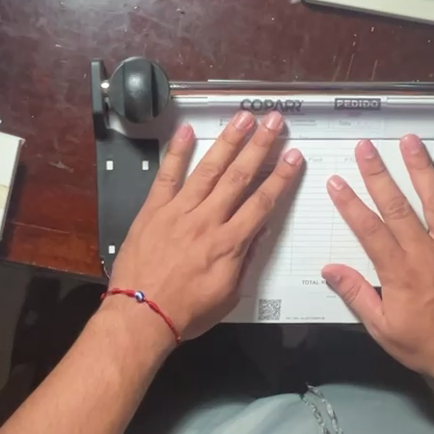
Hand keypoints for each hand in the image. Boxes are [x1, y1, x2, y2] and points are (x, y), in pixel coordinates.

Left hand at [109, 110, 303, 340]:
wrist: (140, 316)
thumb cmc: (186, 313)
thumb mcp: (228, 295)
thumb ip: (244, 261)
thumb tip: (258, 233)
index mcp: (229, 244)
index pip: (262, 203)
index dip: (281, 178)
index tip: (294, 156)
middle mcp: (207, 221)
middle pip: (239, 177)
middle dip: (260, 146)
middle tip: (275, 121)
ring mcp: (178, 212)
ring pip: (208, 169)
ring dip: (228, 141)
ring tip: (244, 117)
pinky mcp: (153, 211)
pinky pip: (167, 176)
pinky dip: (177, 152)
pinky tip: (188, 130)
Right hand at [323, 135, 433, 384]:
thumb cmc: (425, 345)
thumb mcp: (381, 327)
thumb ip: (356, 294)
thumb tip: (330, 269)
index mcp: (399, 272)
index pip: (369, 230)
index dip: (350, 204)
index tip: (336, 182)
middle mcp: (426, 252)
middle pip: (398, 205)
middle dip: (379, 174)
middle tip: (366, 148)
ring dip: (421, 168)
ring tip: (409, 142)